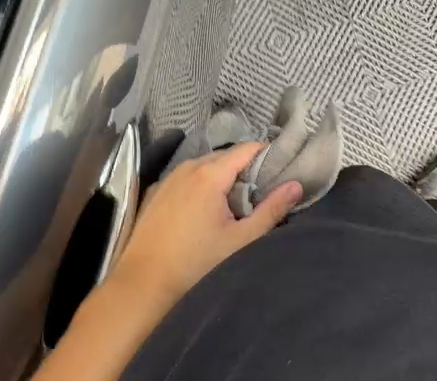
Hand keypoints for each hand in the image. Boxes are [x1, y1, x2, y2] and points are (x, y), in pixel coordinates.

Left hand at [107, 142, 302, 311]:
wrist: (141, 287)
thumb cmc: (195, 265)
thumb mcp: (240, 241)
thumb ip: (271, 210)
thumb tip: (296, 185)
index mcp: (210, 174)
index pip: (247, 148)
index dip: (266, 155)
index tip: (280, 170)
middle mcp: (188, 167)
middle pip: (226, 157)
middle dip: (245, 169)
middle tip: (260, 193)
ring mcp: (169, 178)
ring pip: (205, 167)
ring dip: (222, 178)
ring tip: (233, 204)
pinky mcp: (156, 192)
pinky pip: (186, 178)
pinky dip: (200, 186)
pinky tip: (202, 212)